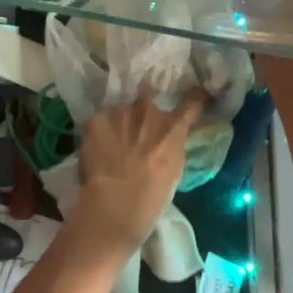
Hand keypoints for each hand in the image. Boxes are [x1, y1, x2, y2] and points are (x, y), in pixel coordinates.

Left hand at [72, 86, 207, 250]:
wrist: (117, 199)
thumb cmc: (153, 192)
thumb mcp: (175, 167)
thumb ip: (172, 144)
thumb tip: (166, 138)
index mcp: (173, 126)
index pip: (193, 101)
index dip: (196, 95)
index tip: (196, 93)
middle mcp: (148, 111)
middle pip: (148, 93)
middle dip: (145, 102)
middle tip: (138, 118)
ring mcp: (120, 112)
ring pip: (121, 109)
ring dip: (120, 120)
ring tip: (113, 139)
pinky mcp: (96, 120)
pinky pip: (100, 120)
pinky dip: (100, 130)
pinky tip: (97, 146)